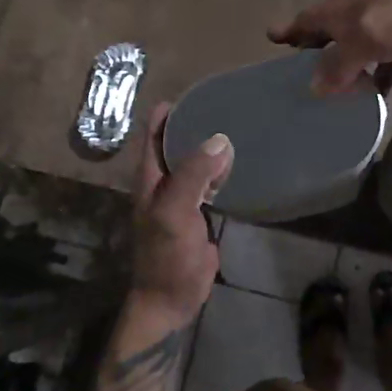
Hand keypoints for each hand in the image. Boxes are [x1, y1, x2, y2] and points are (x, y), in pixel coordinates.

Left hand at [129, 103, 233, 326]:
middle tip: (228, 105)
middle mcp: (164, 181)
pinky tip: (241, 163)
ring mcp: (182, 197)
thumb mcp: (175, 210)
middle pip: (177, 143)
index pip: (155, 132)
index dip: (170, 111)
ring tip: (239, 126)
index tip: (197, 93)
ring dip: (211, 147)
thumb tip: (220, 139)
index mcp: (150, 176)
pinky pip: (210, 183)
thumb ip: (194, 174)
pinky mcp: (199, 213)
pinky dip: (222, 171)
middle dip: (196, 124)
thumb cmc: (165, 253)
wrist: (171, 297)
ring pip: (196, 162)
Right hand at [268, 0, 391, 94]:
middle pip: (327, 38)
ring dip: (340, 75)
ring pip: (353, 57)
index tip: (270, 41)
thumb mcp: (368, 35)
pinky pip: (380, 71)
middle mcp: (361, 18)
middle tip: (291, 80)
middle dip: (309, 55)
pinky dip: (371, 85)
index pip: (309, 19)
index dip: (289, 29)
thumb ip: (339, 61)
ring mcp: (385, 34)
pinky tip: (368, 104)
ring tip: (324, 100)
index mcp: (347, 8)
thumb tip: (314, 87)